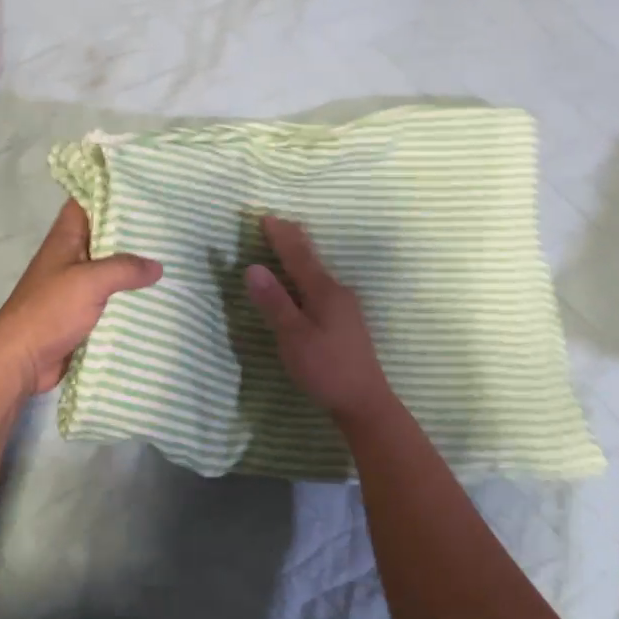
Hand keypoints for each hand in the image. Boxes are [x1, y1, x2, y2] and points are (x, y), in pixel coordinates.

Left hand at [0, 199, 162, 395]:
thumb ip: (125, 268)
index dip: (111, 192)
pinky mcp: (81, 312)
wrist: (22, 360)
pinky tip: (157, 294)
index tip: (144, 188)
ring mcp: (75, 285)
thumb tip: (157, 266)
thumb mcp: (90, 281)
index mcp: (65, 239)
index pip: (87, 202)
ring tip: (172, 256)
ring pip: (110, 268)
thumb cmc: (50, 311)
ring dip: (134, 267)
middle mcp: (71, 257)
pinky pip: (111, 297)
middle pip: (104, 235)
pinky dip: (129, 296)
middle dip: (132, 231)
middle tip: (169, 224)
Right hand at [244, 216, 393, 419]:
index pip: (298, 256)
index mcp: (324, 291)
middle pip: (311, 259)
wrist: (365, 402)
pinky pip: (321, 287)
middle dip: (294, 240)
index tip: (265, 217)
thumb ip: (274, 302)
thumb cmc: (326, 368)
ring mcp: (345, 308)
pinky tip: (306, 283)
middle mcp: (337, 292)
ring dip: (301, 257)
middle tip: (279, 223)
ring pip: (318, 273)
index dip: (280, 237)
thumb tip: (253, 267)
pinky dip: (307, 275)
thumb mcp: (293, 336)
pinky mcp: (346, 323)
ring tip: (289, 245)